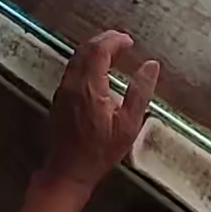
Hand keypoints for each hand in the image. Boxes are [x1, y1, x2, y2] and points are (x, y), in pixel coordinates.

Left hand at [37, 30, 158, 194]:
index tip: (129, 41)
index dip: (115, 40)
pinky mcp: (59, 97)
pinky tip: (98, 66)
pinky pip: (73, 67)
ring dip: (95, 48)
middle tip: (122, 40)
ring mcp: (63, 90)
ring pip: (77, 56)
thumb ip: (140, 92)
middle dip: (105, 39)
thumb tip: (151, 65)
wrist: (67, 172)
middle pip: (86, 48)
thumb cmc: (99, 151)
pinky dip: (87, 58)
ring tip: (113, 49)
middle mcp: (73, 84)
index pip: (99, 50)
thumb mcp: (128, 125)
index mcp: (89, 87)